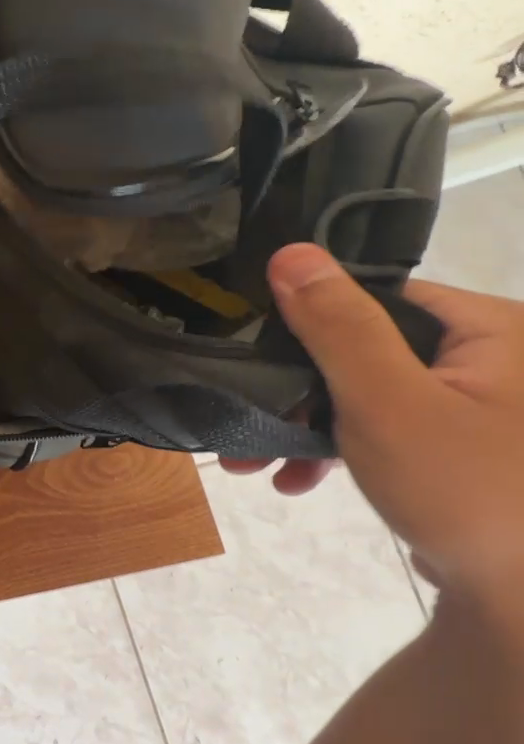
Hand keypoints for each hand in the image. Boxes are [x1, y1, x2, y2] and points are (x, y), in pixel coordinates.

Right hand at [231, 243, 523, 620]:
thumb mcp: (385, 402)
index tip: (252, 360)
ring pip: (370, 394)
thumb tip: (292, 253)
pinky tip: (302, 480)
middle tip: (244, 424)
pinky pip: (390, 429)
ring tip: (256, 463)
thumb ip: (338, 326)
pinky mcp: (468, 448)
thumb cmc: (467, 490)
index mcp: (497, 333)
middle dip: (296, 392)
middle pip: (367, 350)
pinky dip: (341, 450)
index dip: (308, 322)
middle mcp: (499, 360)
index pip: (380, 297)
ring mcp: (485, 407)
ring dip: (307, 426)